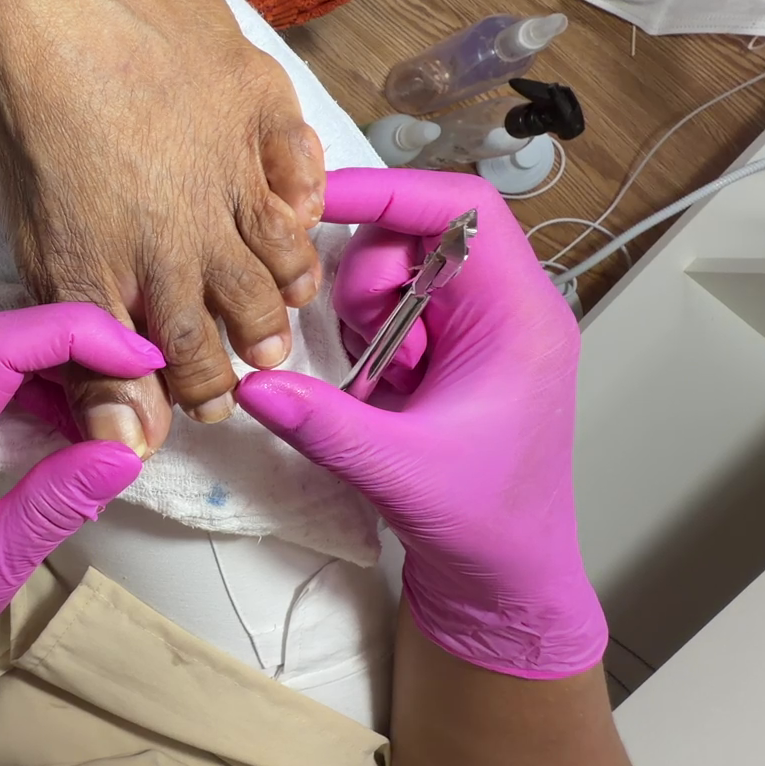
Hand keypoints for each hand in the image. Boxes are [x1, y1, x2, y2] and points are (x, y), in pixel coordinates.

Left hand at [0, 0, 323, 456]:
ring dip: (276, 308)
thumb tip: (116, 411)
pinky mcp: (254, 92)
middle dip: (227, 374)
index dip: (163, 407)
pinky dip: (302, 212)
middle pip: (225, 328)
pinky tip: (297, 226)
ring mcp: (224, 159)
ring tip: (278, 334)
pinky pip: (299, 174)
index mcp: (98, 265)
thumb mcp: (8, 210)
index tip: (169, 427)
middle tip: (236, 390)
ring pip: (274, 264)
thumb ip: (66, 306)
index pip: (151, 369)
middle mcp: (175, 230)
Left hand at [0, 303, 160, 734]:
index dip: (75, 333)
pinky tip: (81, 432)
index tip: (137, 358)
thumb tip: (125, 453)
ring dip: (70, 376)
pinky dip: (48, 397)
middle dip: (85, 351)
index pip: (1, 344)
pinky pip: (0, 384)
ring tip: (120, 416)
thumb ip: (57, 503)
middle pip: (10, 341)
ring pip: (9, 358)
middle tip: (144, 387)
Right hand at [236, 168, 606, 678]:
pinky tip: (376, 386)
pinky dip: (360, 336)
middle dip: (365, 283)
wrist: (502, 572)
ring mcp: (465, 327)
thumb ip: (322, 423)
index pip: (460, 210)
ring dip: (361, 316)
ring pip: (388, 272)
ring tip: (379, 381)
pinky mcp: (439, 348)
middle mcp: (497, 307)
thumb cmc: (484, 521)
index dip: (386, 192)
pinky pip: (382, 309)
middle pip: (411, 236)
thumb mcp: (398, 470)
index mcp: (516, 317)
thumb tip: (248, 383)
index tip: (313, 201)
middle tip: (363, 350)